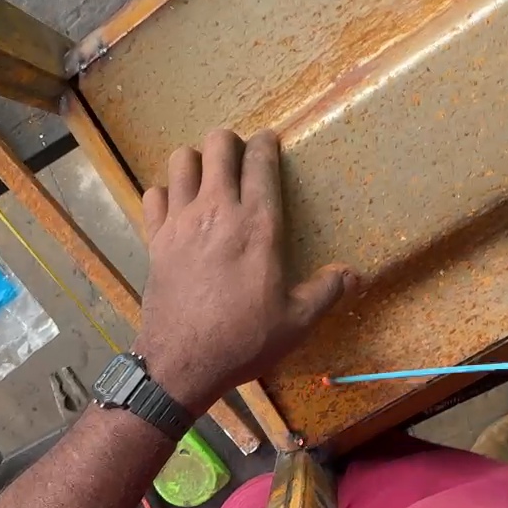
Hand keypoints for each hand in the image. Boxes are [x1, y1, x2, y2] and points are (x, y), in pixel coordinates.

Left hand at [132, 129, 357, 412]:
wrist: (183, 363)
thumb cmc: (244, 341)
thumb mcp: (296, 323)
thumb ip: (326, 291)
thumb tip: (354, 275)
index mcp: (258, 225)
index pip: (261, 160)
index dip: (267, 145)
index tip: (271, 144)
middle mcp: (217, 211)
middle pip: (218, 144)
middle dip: (231, 144)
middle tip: (240, 162)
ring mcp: (180, 222)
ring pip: (182, 160)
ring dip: (197, 162)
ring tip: (207, 181)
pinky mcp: (155, 240)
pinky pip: (153, 195)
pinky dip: (165, 195)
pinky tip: (177, 212)